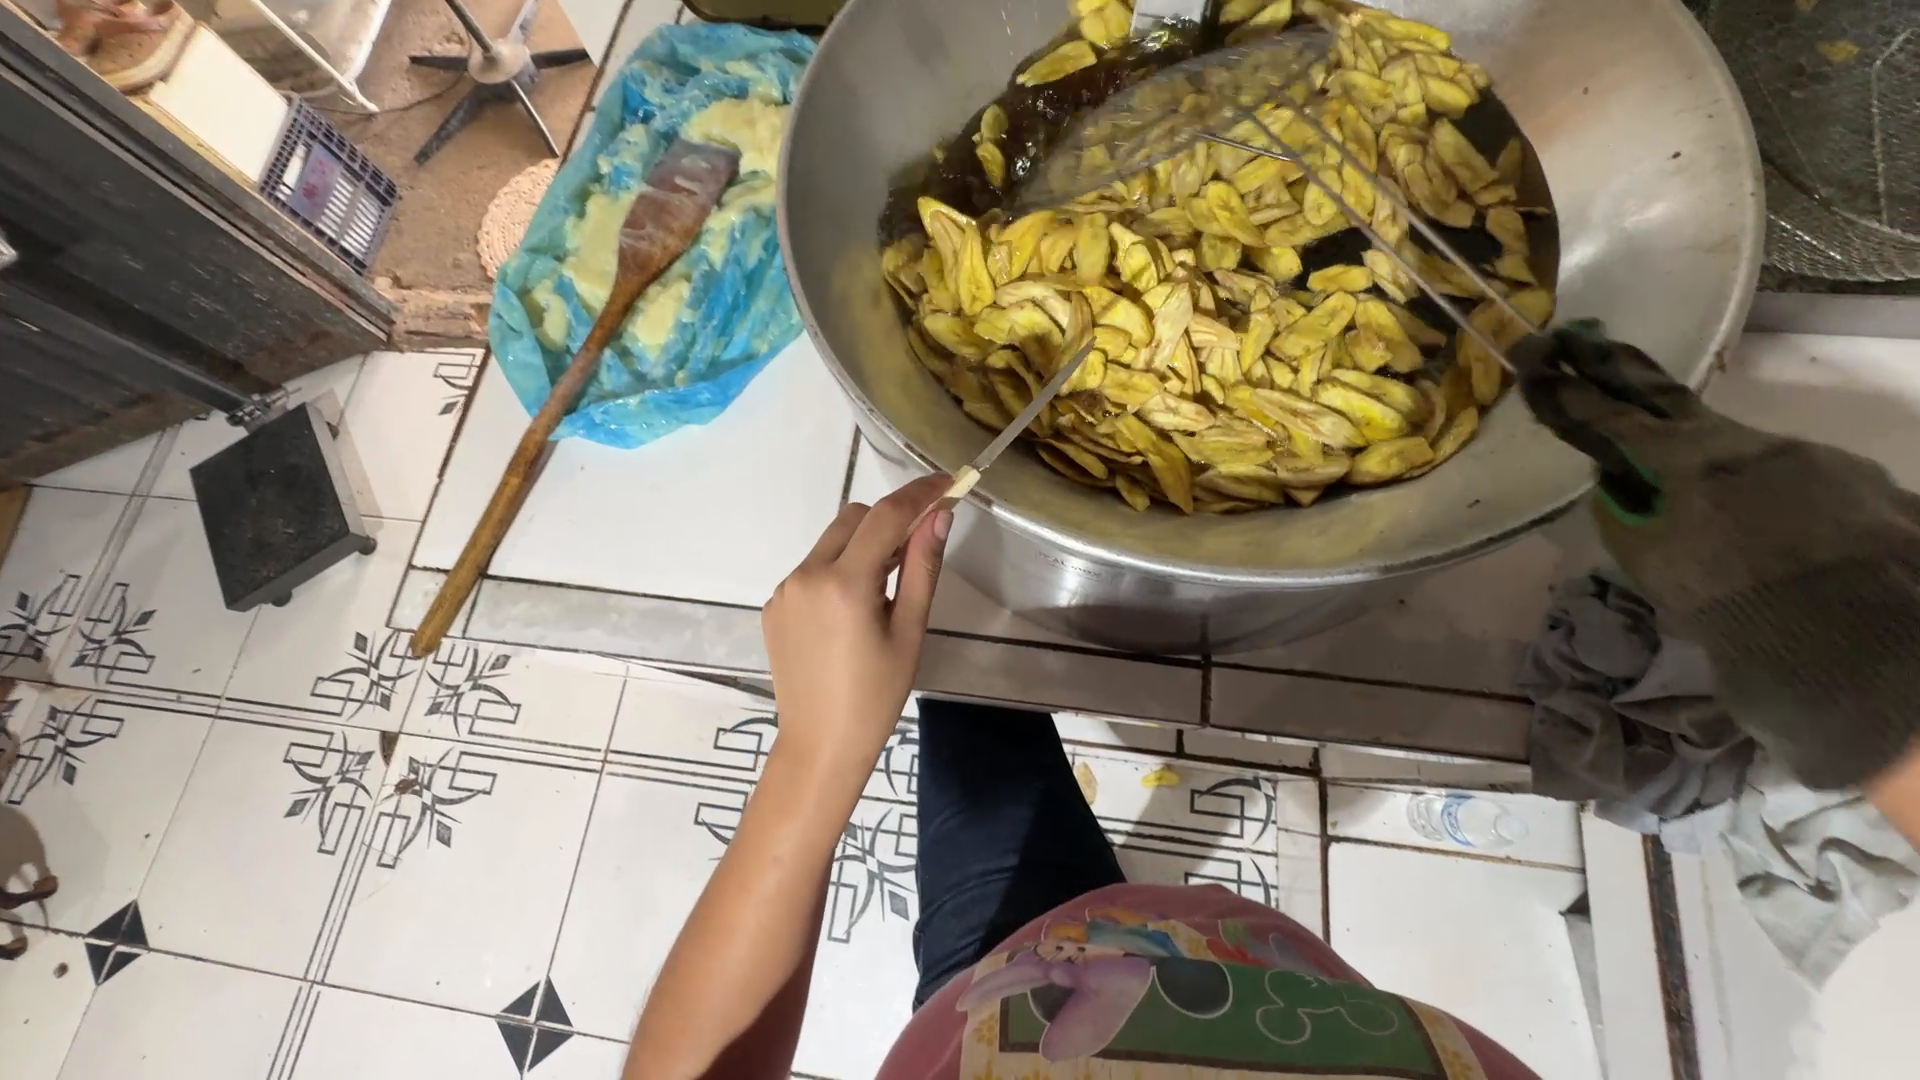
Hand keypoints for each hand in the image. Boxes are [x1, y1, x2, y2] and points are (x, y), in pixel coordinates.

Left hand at [762, 476, 953, 775]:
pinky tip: (849, 615)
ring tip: (881, 594)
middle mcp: (807, 575)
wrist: (820, 744)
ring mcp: (784, 589)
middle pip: (854, 518)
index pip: (885, 515)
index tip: (946, 482)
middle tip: (914, 554)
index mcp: (845, 584)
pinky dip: (837, 571)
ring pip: (831, 541)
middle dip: (888, 522)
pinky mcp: (774, 604)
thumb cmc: (876, 695)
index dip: (919, 493)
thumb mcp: (909, 631)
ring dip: (862, 546)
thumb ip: (922, 567)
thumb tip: (939, 516)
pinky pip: (812, 568)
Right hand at [1514, 323, 1919, 788]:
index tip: (1540, 359)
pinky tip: (1767, 529)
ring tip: (1694, 498)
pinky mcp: (1869, 489)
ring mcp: (1819, 462)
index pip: (1613, 419)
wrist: (1866, 646)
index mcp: (1691, 462)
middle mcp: (1755, 446)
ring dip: (1710, 464)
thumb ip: (1631, 516)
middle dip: (1624, 375)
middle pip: (1675, 406)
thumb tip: (1622, 488)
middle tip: (1588, 346)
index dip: (1572, 393)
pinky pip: (1796, 481)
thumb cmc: (1733, 606)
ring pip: (1744, 453)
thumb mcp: (1655, 565)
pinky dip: (1768, 496)